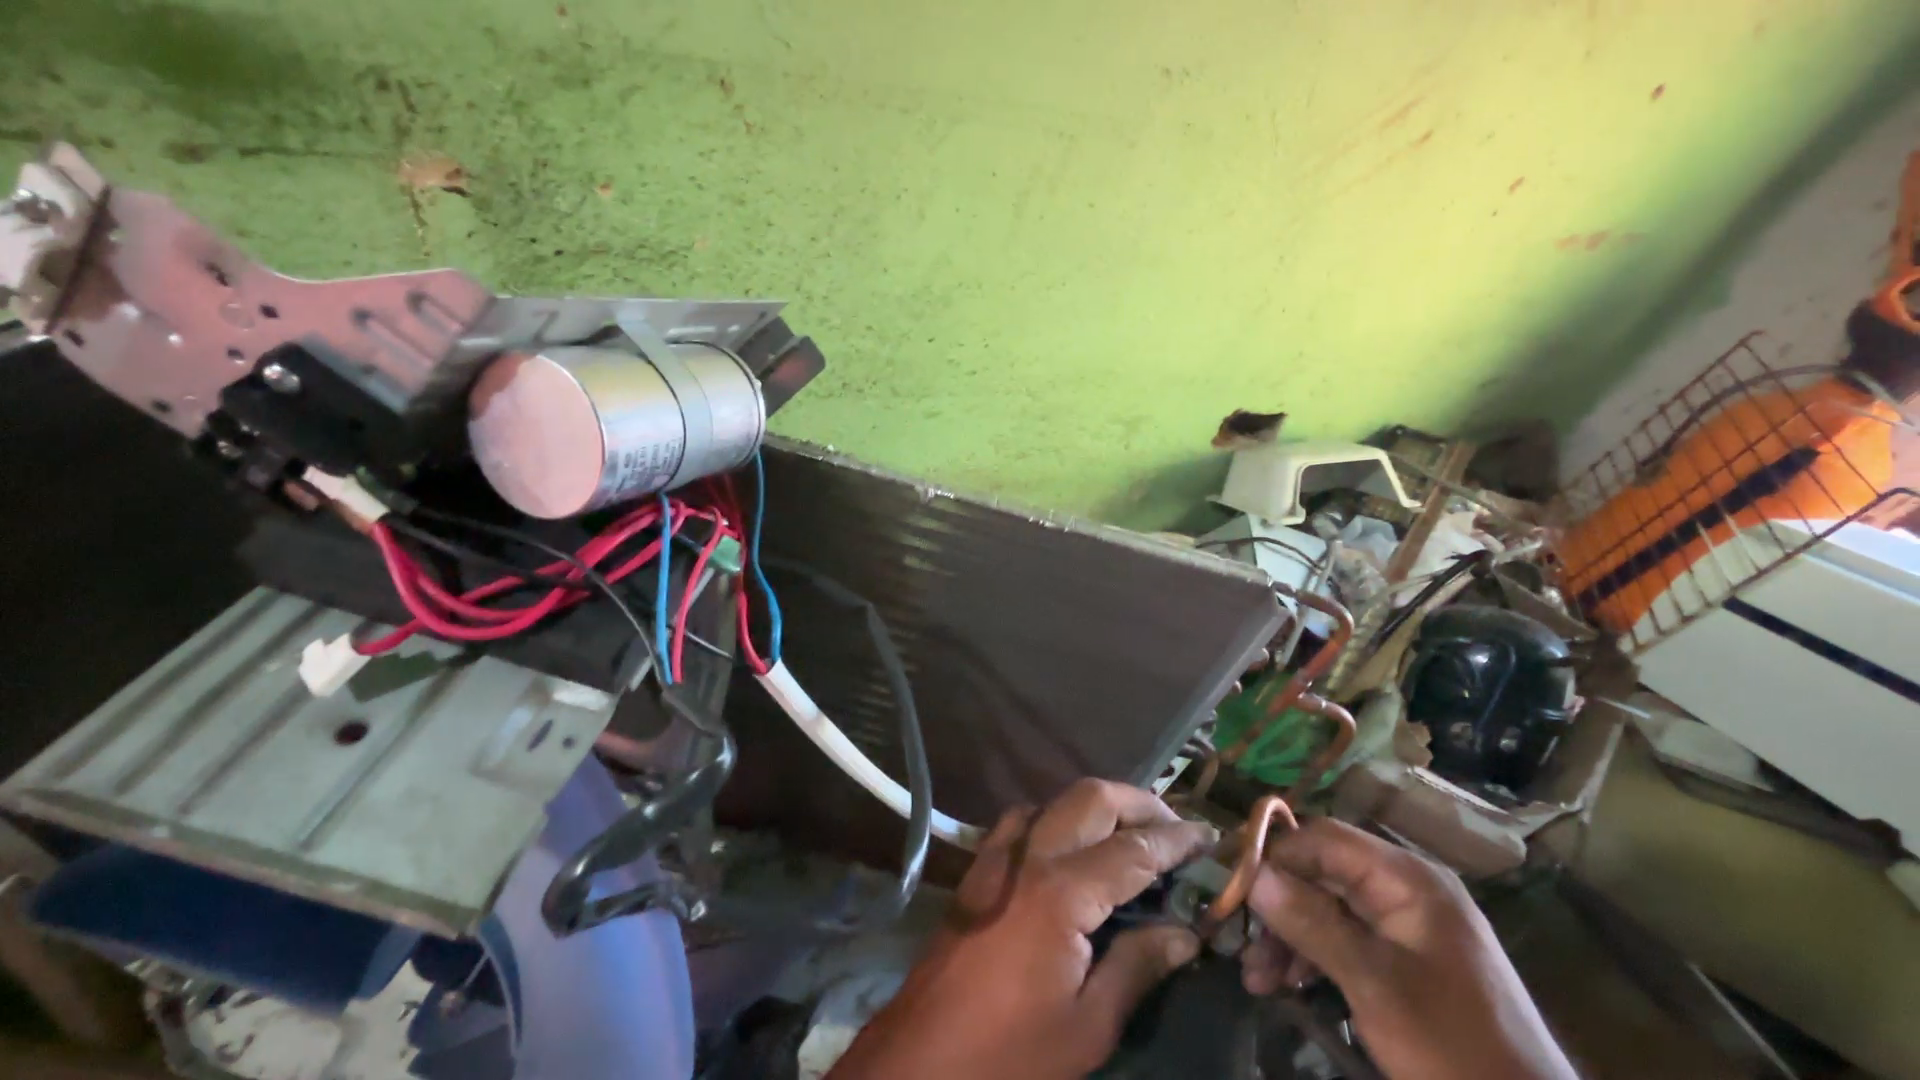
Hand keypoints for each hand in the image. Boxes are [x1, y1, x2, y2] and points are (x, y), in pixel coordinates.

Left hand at [828, 779, 1215, 1079]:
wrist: (919, 1061)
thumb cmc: (1009, 1052)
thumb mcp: (1087, 1026)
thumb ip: (1137, 968)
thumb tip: (1185, 933)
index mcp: (1062, 893)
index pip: (1134, 848)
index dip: (1177, 840)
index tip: (1210, 836)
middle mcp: (1028, 858)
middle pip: (1091, 799)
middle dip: (1139, 803)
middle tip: (1175, 829)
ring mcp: (995, 860)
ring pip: (1053, 801)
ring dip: (1097, 806)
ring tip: (1130, 834)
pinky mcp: (975, 873)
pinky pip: (1020, 822)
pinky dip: (1056, 818)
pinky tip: (1072, 848)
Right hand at [1240, 818, 1576, 1079]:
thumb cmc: (1451, 1042)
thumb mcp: (1373, 983)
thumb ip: (1312, 923)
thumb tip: (1254, 874)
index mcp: (1407, 879)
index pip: (1323, 838)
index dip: (1274, 856)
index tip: (1233, 891)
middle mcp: (1405, 889)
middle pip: (1322, 874)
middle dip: (1277, 907)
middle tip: (1241, 947)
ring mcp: (1407, 925)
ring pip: (1328, 909)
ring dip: (1289, 938)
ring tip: (1257, 980)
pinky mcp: (1405, 960)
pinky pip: (1346, 939)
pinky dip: (1312, 957)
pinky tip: (1286, 986)